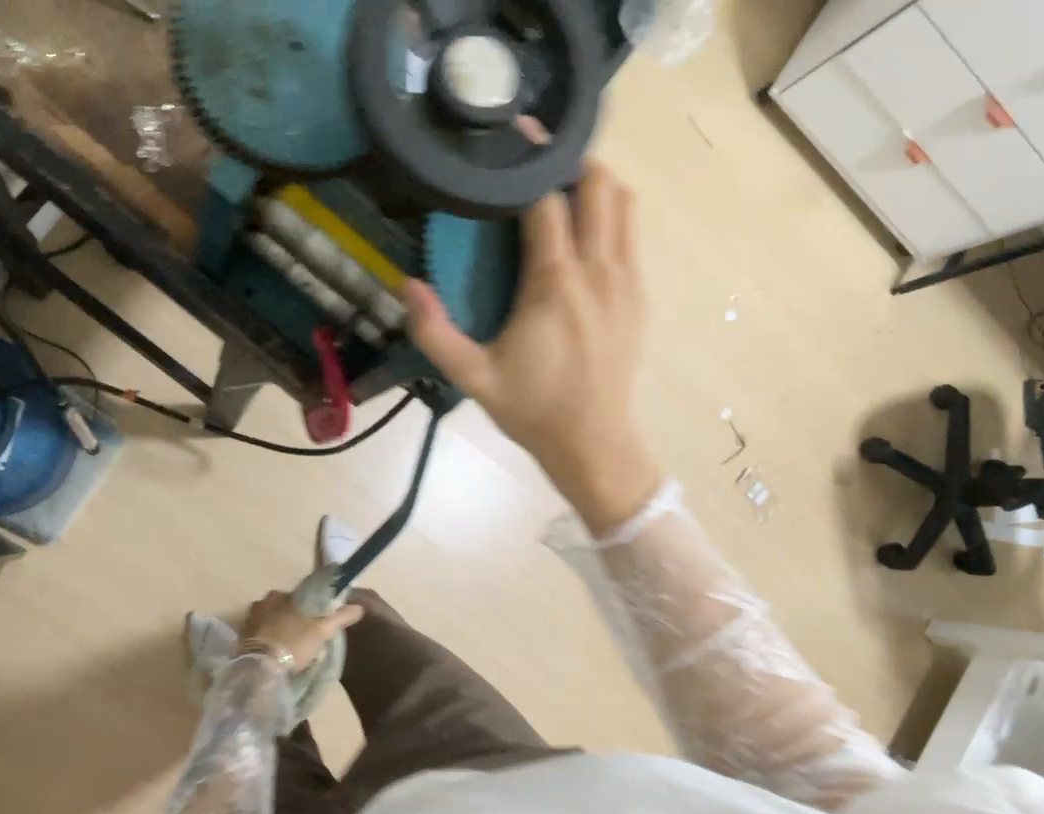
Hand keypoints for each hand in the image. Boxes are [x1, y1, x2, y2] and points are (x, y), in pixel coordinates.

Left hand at [240, 592, 363, 672]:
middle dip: (292, 619)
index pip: (298, 596)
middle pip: (282, 608)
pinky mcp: (241, 638)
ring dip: (279, 630)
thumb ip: (340, 616)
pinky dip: (268, 640)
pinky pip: (260, 634)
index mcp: (279, 595)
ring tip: (290, 647)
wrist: (261, 669)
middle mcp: (261, 602)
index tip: (316, 622)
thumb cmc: (293, 643)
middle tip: (304, 637)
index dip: (308, 608)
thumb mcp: (322, 630)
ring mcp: (248, 620)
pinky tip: (277, 652)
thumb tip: (360, 607)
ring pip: (270, 621)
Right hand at [404, 162, 661, 533]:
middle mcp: (598, 270)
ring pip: (624, 202)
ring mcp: (626, 280)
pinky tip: (583, 229)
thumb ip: (434, 333)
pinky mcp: (639, 295)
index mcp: (555, 283)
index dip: (529, 161)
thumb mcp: (472, 377)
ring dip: (596, 183)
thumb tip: (405, 286)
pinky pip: (631, 233)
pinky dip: (611, 214)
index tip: (509, 140)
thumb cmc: (531, 410)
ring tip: (562, 187)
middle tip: (536, 162)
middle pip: (599, 183)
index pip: (549, 198)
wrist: (593, 443)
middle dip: (569, 161)